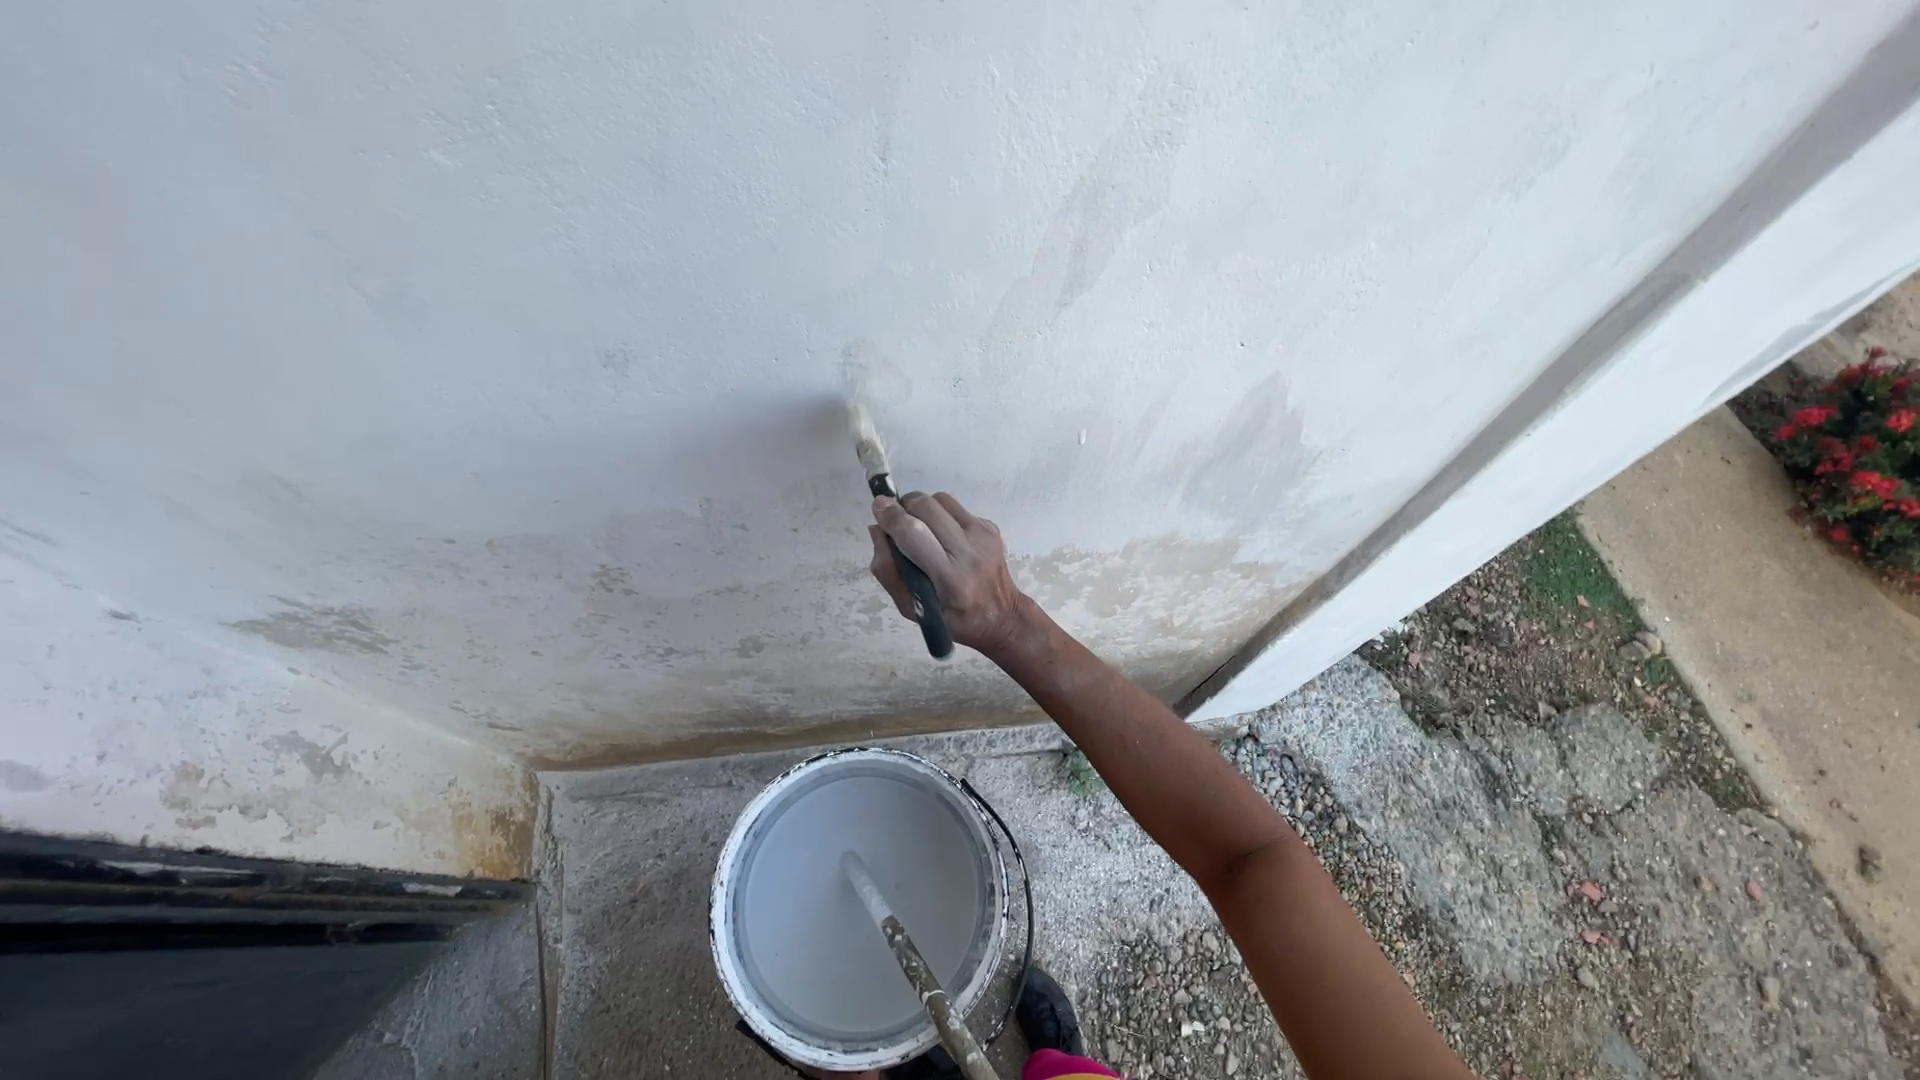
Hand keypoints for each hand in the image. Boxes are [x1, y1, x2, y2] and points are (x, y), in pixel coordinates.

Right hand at [868, 492, 1031, 658]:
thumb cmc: (951, 619)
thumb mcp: (910, 608)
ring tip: (921, 529)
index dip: (891, 516)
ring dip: (922, 508)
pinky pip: (955, 507)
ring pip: (941, 500)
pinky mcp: (991, 527)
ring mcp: (983, 536)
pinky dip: (941, 515)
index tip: (878, 507)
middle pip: (927, 506)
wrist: (1000, 616)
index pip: (914, 534)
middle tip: (898, 522)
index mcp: (949, 578)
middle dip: (904, 507)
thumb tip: (877, 529)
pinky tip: (944, 537)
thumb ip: (887, 570)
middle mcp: (970, 552)